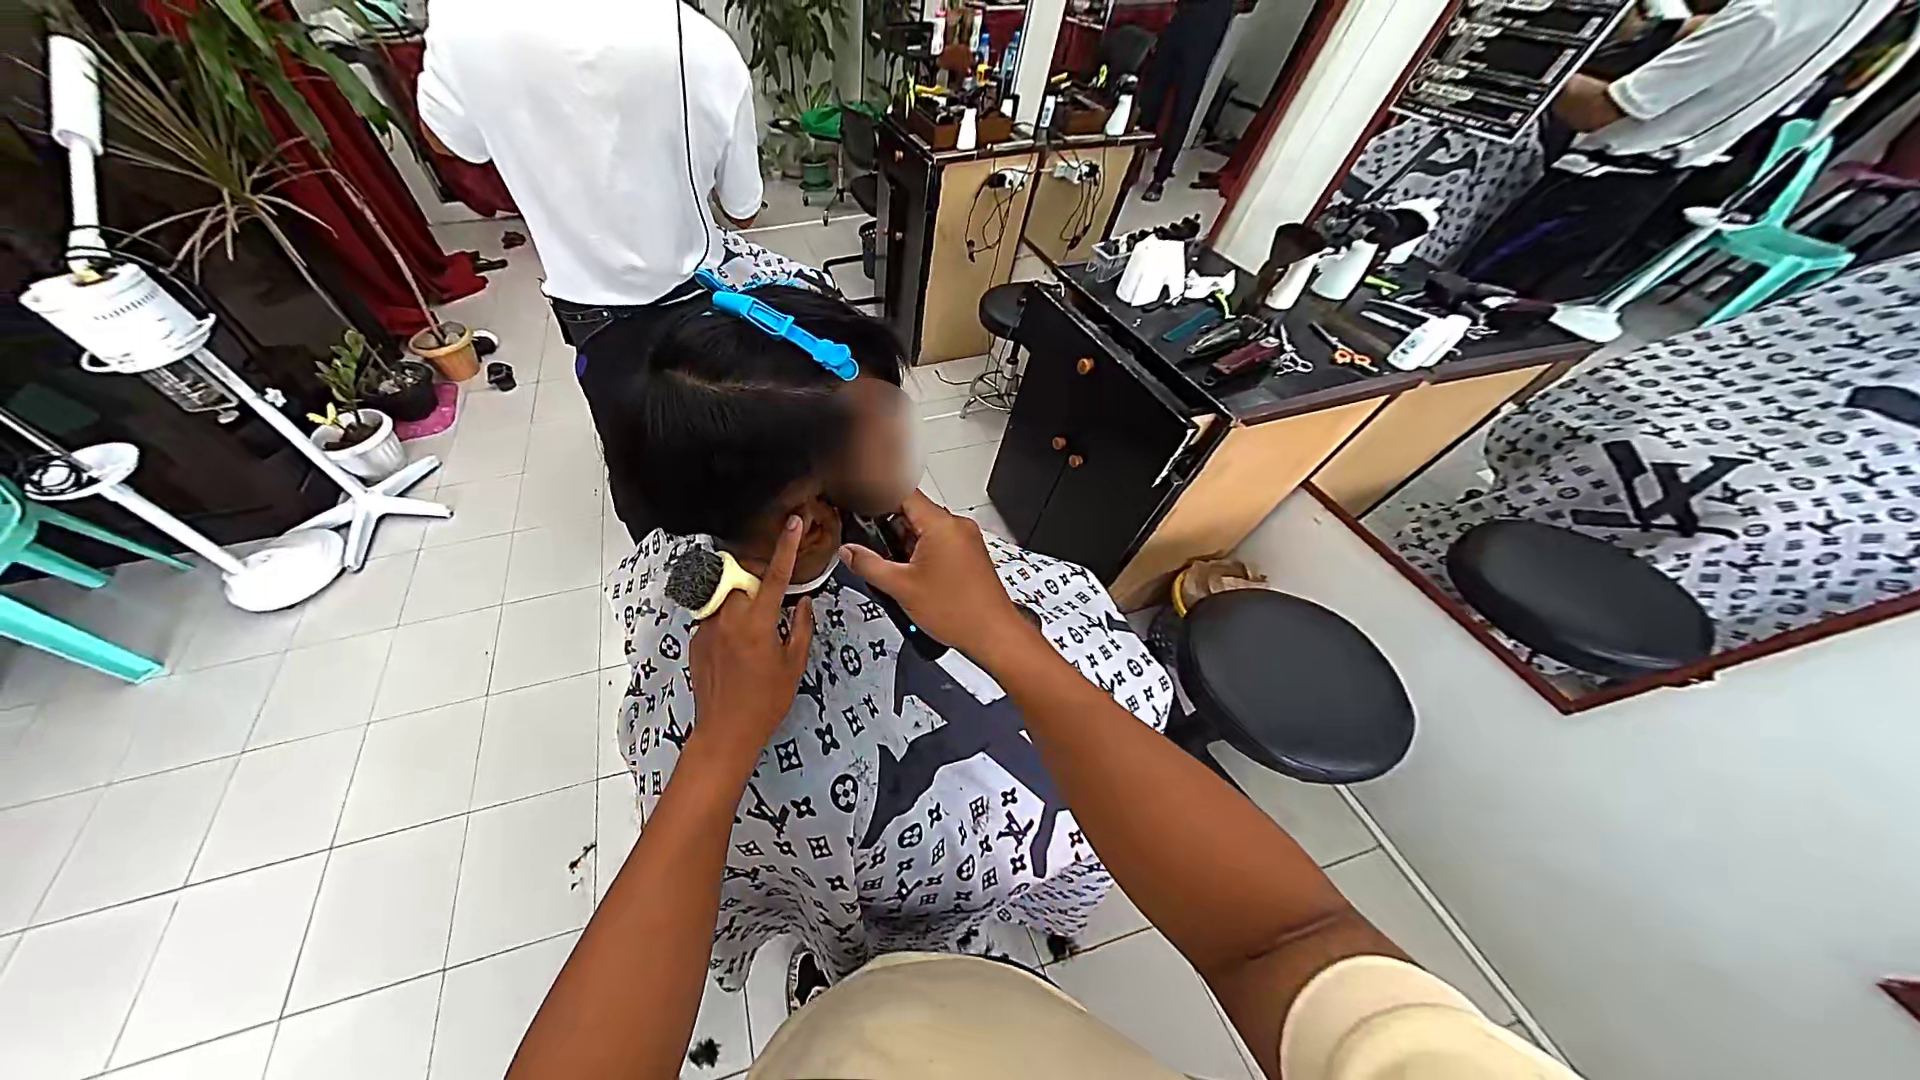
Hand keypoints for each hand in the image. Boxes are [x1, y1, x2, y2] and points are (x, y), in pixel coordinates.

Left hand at [688, 516, 813, 765]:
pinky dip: (732, 618)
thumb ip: (801, 626)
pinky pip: (716, 614)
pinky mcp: (695, 638)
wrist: (725, 731)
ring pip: (728, 594)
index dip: (787, 546)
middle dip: (759, 573)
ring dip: (745, 597)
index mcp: (757, 623)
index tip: (793, 523)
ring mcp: (707, 627)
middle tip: (774, 592)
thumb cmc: (766, 701)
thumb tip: (803, 602)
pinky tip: (741, 646)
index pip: (775, 575)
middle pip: (744, 577)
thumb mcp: (794, 663)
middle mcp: (728, 618)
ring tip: (757, 625)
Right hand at [840, 492, 1035, 663]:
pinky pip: (940, 543)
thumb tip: (849, 552)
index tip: (861, 508)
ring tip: (897, 571)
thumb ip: (867, 565)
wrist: (992, 634)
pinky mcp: (970, 555)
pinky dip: (923, 554)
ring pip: (926, 530)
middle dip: (890, 530)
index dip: (877, 499)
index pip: (903, 493)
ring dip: (906, 545)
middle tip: (875, 550)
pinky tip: (915, 577)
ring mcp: (966, 540)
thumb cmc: (960, 612)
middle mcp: (957, 527)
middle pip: (914, 513)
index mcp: (941, 524)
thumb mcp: (900, 587)